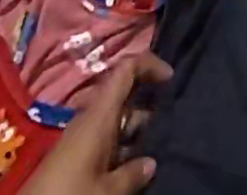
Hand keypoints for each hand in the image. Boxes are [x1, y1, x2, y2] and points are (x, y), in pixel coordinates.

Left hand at [21, 53, 171, 194]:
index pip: (126, 69)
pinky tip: (135, 163)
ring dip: (137, 128)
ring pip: (116, 119)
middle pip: (124, 95)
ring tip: (159, 143)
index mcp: (99, 114)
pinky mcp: (75, 155)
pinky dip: (124, 145)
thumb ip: (131, 174)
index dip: (149, 64)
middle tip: (171, 116)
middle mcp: (91, 118)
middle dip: (148, 102)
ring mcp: (81, 136)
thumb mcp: (105, 192)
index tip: (170, 77)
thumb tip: (151, 162)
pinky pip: (106, 138)